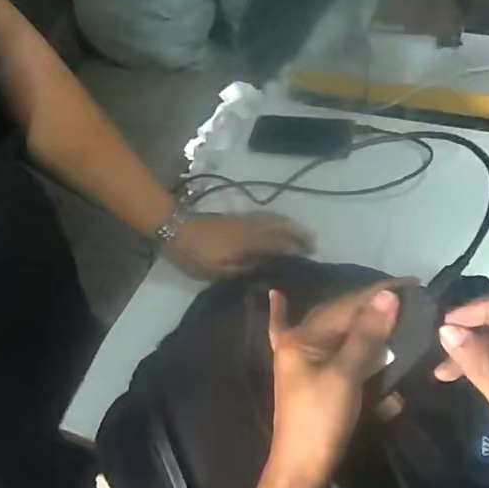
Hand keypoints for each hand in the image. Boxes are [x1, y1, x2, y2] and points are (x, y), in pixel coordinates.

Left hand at [165, 213, 313, 278]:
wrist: (175, 228)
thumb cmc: (195, 254)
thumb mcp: (218, 270)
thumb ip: (244, 269)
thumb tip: (266, 268)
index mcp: (249, 242)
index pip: (279, 244)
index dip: (295, 249)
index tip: (310, 255)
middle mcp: (251, 228)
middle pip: (281, 227)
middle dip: (298, 234)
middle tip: (313, 243)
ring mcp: (244, 220)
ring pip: (274, 219)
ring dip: (290, 226)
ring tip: (302, 235)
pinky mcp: (237, 217)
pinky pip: (265, 217)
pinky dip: (278, 221)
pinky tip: (279, 227)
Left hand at [266, 283, 400, 482]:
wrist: (301, 467)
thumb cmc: (322, 420)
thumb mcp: (346, 375)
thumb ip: (366, 335)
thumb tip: (388, 296)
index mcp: (301, 338)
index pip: (346, 306)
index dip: (378, 293)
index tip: (411, 283)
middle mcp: (296, 343)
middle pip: (339, 315)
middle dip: (370, 304)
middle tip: (406, 297)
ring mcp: (298, 360)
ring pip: (333, 331)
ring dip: (355, 319)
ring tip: (382, 303)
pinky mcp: (305, 377)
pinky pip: (307, 346)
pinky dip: (288, 319)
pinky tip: (276, 296)